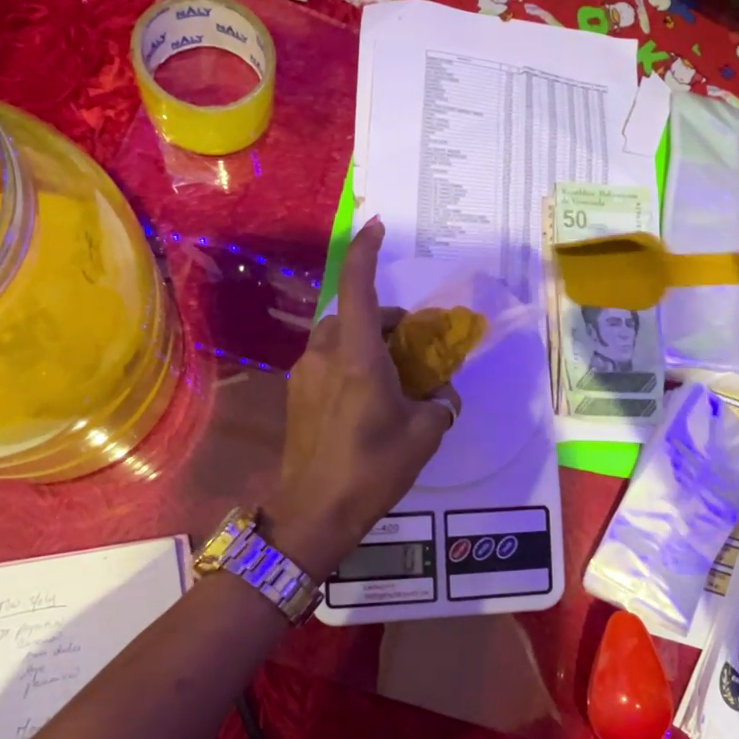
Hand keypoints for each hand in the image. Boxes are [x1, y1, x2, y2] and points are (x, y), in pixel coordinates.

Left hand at [262, 219, 460, 577]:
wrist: (314, 512)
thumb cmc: (372, 468)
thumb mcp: (423, 435)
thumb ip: (440, 404)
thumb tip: (443, 394)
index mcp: (356, 355)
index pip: (359, 286)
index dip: (368, 251)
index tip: (378, 225)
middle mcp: (324, 355)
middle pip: (353, 315)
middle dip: (383, 319)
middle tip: (412, 345)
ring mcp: (303, 375)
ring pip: (337, 340)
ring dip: (365, 343)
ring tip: (393, 375)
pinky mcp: (296, 397)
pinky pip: (326, 364)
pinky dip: (350, 365)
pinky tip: (368, 400)